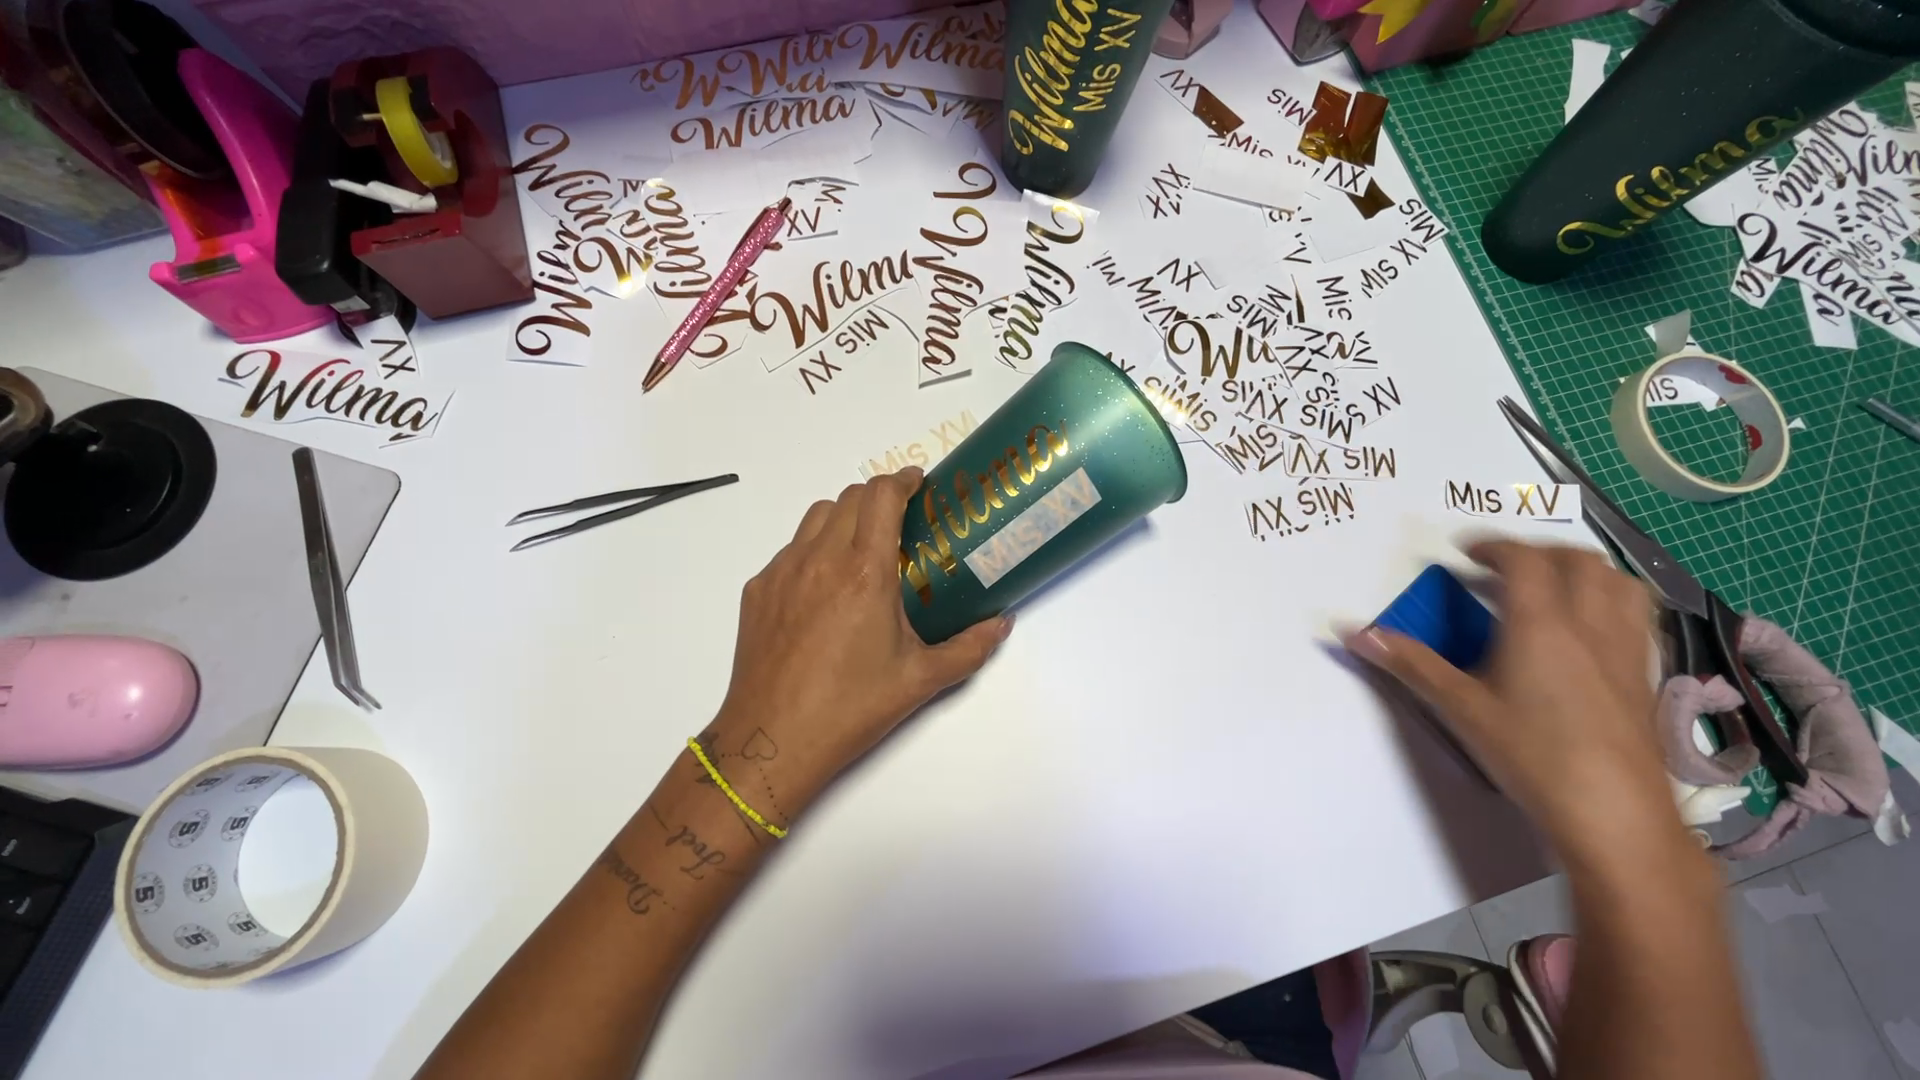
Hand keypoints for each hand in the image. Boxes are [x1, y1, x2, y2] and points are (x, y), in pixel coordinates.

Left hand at [705, 467, 1013, 816]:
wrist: (773, 739)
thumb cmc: (851, 708)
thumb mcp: (920, 680)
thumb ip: (970, 647)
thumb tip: (1002, 623)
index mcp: (863, 572)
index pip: (880, 495)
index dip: (902, 479)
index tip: (918, 483)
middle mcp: (819, 559)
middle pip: (848, 497)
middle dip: (878, 497)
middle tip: (900, 520)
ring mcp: (782, 572)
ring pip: (814, 517)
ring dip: (844, 517)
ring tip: (863, 547)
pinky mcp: (758, 591)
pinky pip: (789, 551)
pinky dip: (813, 551)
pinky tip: (826, 589)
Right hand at [1345, 541, 1677, 862]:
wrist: (1613, 814)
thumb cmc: (1530, 755)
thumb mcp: (1460, 708)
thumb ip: (1410, 664)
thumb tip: (1353, 632)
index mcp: (1542, 624)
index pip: (1524, 560)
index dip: (1494, 546)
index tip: (1465, 553)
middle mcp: (1590, 624)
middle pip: (1577, 560)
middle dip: (1537, 551)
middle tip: (1502, 566)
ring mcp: (1626, 648)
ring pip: (1618, 580)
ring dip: (1581, 568)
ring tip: (1550, 585)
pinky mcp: (1646, 674)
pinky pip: (1638, 614)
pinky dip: (1611, 599)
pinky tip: (1589, 626)